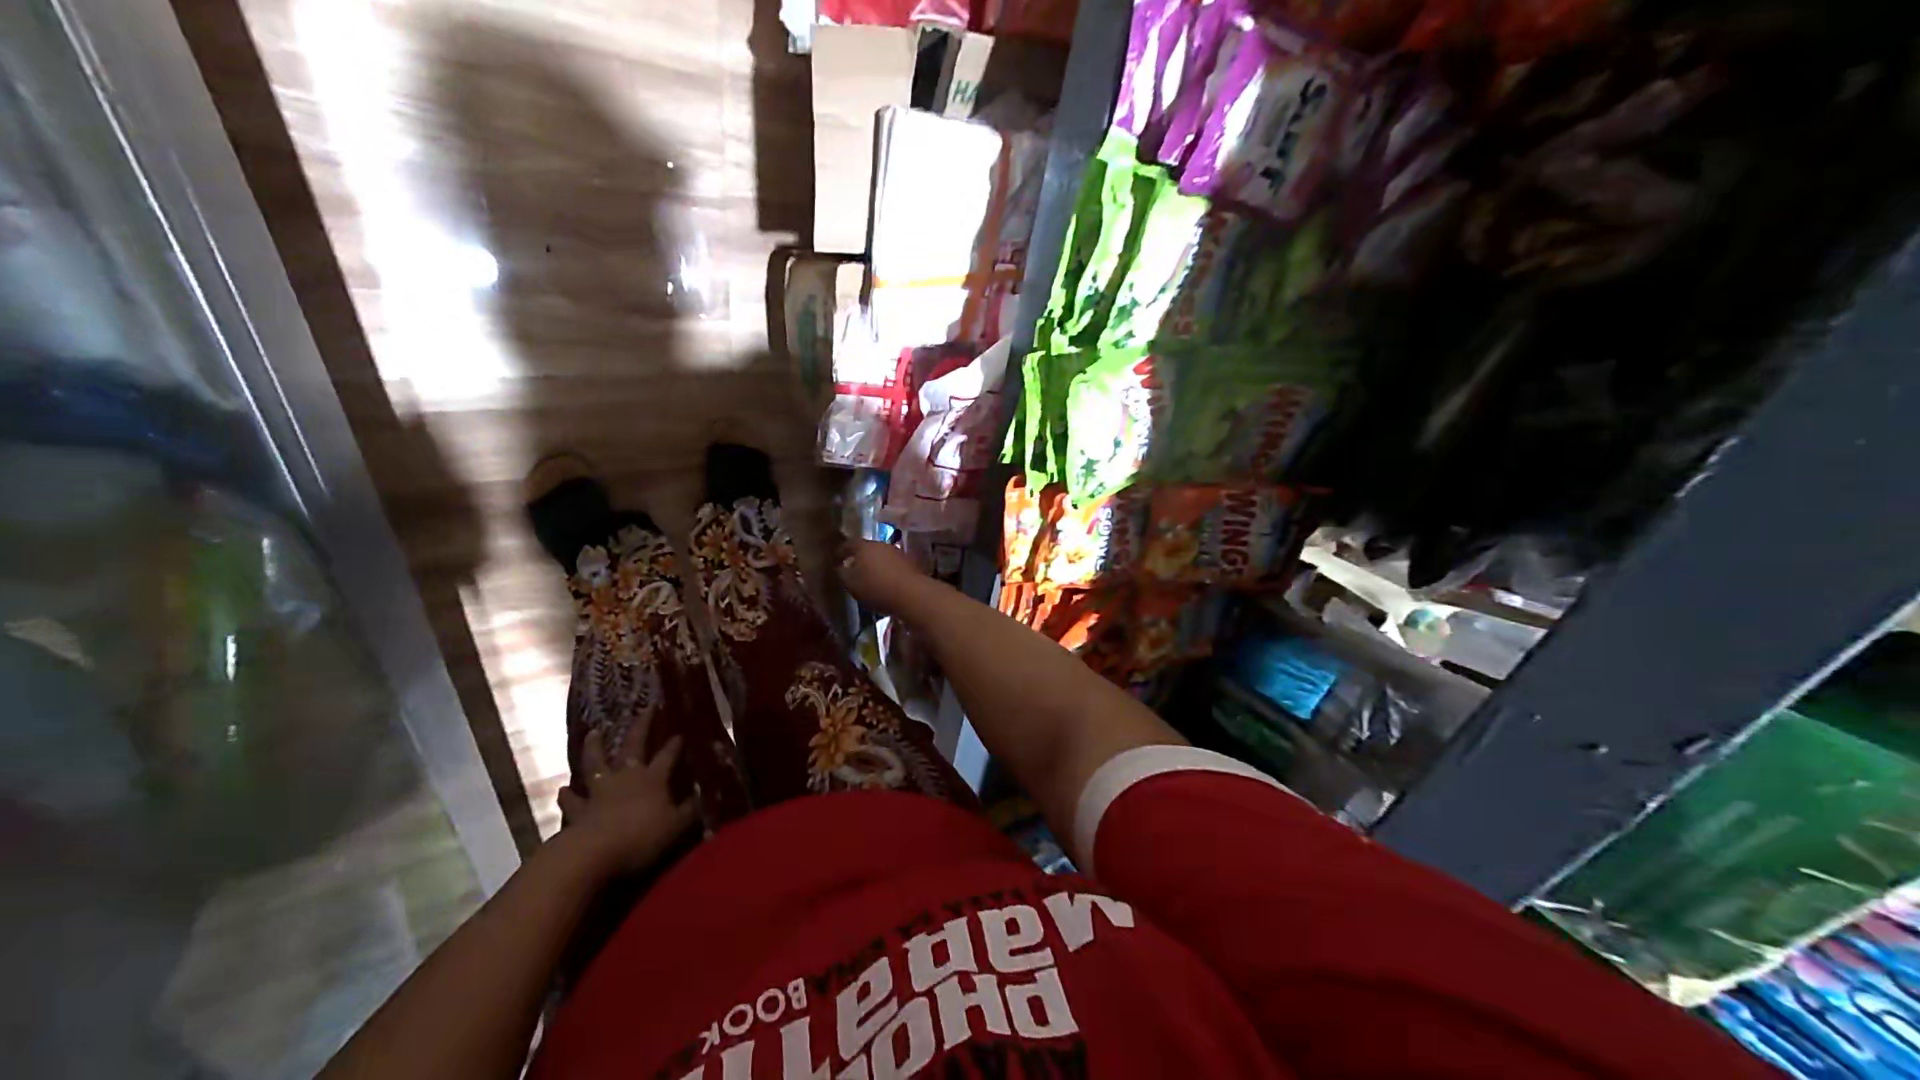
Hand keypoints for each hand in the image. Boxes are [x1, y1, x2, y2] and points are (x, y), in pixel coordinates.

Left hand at [556, 727, 696, 877]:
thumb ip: (689, 811)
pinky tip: (563, 789)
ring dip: (594, 748)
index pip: (667, 756)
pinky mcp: (580, 810)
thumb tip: (701, 796)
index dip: (674, 745)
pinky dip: (568, 795)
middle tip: (645, 708)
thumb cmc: (642, 836)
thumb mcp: (676, 826)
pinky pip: (573, 799)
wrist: (596, 852)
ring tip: (594, 733)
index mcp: (652, 779)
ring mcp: (600, 791)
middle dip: (641, 726)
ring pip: (596, 763)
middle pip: (633, 746)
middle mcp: (626, 778)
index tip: (680, 733)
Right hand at [839, 538, 934, 617]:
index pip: (849, 544)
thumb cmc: (876, 587)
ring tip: (869, 576)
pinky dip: (886, 570)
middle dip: (859, 557)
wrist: (911, 593)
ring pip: (881, 556)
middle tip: (853, 568)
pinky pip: (892, 564)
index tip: (836, 558)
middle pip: (867, 548)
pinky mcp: (910, 563)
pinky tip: (884, 581)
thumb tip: (840, 567)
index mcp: (864, 547)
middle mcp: (881, 544)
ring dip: (875, 564)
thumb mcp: (851, 584)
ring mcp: (897, 552)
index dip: (842, 551)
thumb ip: (842, 574)